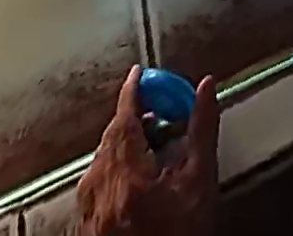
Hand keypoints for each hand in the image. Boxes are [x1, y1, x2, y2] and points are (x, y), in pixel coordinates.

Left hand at [75, 66, 219, 235]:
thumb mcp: (200, 182)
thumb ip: (202, 128)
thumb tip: (207, 85)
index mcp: (125, 174)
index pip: (124, 118)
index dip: (133, 91)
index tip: (139, 72)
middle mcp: (97, 190)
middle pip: (111, 137)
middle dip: (133, 115)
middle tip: (158, 107)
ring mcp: (87, 214)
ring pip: (102, 159)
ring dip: (125, 141)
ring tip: (154, 141)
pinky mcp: (85, 229)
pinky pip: (97, 182)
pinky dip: (116, 165)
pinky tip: (138, 174)